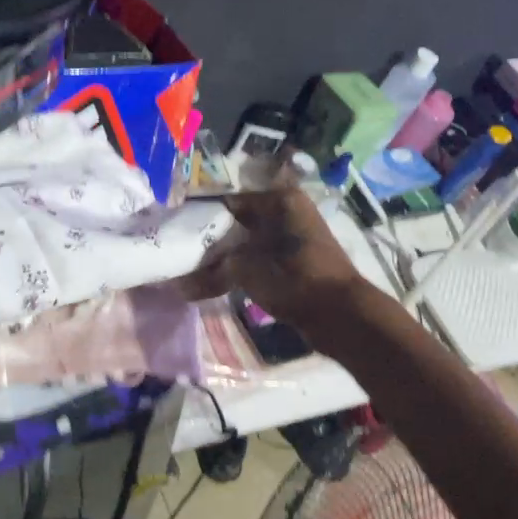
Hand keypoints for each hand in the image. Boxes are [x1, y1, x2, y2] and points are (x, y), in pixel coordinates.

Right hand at [184, 189, 408, 349]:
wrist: (343, 317)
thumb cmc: (295, 280)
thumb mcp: (246, 271)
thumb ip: (211, 272)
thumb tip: (178, 286)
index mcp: (279, 201)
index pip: (227, 202)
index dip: (199, 217)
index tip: (174, 232)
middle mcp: (287, 212)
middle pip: (236, 223)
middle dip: (209, 241)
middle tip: (179, 254)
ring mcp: (292, 238)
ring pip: (246, 243)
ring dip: (222, 258)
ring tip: (191, 271)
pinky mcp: (295, 261)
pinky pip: (257, 259)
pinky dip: (238, 269)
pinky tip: (215, 282)